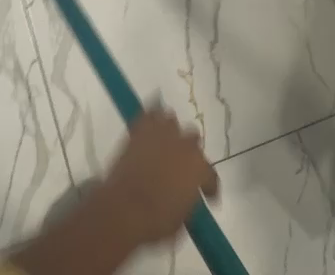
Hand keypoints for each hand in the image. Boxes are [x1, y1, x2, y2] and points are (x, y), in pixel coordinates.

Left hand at [98, 108, 220, 246]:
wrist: (124, 207)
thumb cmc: (156, 221)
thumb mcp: (181, 222)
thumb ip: (189, 204)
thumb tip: (186, 199)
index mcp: (199, 168)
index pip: (211, 176)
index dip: (209, 187)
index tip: (207, 196)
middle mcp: (185, 145)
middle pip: (193, 140)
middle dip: (189, 152)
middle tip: (180, 167)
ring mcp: (162, 133)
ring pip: (172, 122)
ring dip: (171, 133)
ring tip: (164, 144)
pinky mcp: (140, 129)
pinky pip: (149, 113)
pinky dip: (151, 116)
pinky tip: (149, 122)